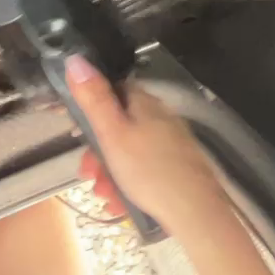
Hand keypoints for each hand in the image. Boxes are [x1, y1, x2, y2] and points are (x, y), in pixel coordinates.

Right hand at [67, 56, 228, 233]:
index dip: (92, 110)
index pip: (114, 91)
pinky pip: (148, 171)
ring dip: (111, 172)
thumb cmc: (149, 171)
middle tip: (88, 174)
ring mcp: (174, 145)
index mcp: (146, 103)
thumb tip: (76, 59)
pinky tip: (122, 205)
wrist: (198, 216)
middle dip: (99, 151)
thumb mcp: (112, 134)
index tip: (78, 132)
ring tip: (104, 197)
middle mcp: (162, 118)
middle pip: (121, 127)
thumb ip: (94, 98)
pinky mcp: (182, 170)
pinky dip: (131, 185)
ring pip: (132, 152)